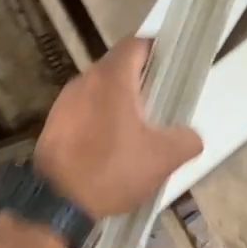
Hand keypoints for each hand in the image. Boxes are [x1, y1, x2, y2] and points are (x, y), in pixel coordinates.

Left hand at [34, 37, 202, 219]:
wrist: (58, 203)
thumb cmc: (112, 170)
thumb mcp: (163, 159)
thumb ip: (186, 140)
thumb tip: (191, 136)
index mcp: (112, 80)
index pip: (135, 44)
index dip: (156, 49)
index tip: (172, 67)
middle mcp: (85, 81)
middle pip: (117, 67)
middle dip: (141, 80)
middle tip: (161, 104)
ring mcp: (64, 102)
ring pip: (100, 89)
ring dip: (120, 101)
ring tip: (138, 130)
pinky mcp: (54, 123)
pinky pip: (84, 109)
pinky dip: (101, 118)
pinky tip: (112, 146)